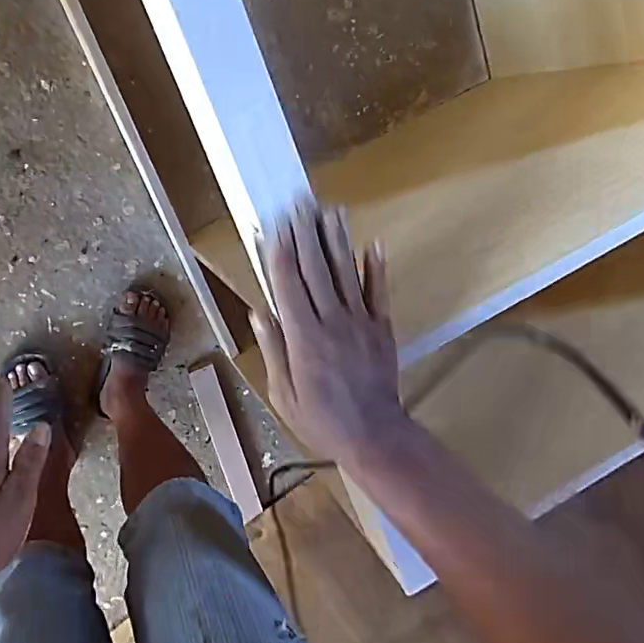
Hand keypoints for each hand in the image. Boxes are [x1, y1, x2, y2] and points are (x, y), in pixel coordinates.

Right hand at [250, 199, 407, 462]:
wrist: (376, 438)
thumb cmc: (320, 419)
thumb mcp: (283, 392)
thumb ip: (274, 349)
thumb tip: (260, 310)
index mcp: (304, 337)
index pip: (289, 285)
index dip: (281, 253)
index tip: (276, 226)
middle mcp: (333, 322)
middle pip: (316, 270)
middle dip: (306, 235)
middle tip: (300, 205)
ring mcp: (361, 323)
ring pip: (346, 273)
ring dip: (337, 240)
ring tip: (332, 210)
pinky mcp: (383, 329)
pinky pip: (379, 293)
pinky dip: (376, 267)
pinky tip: (374, 243)